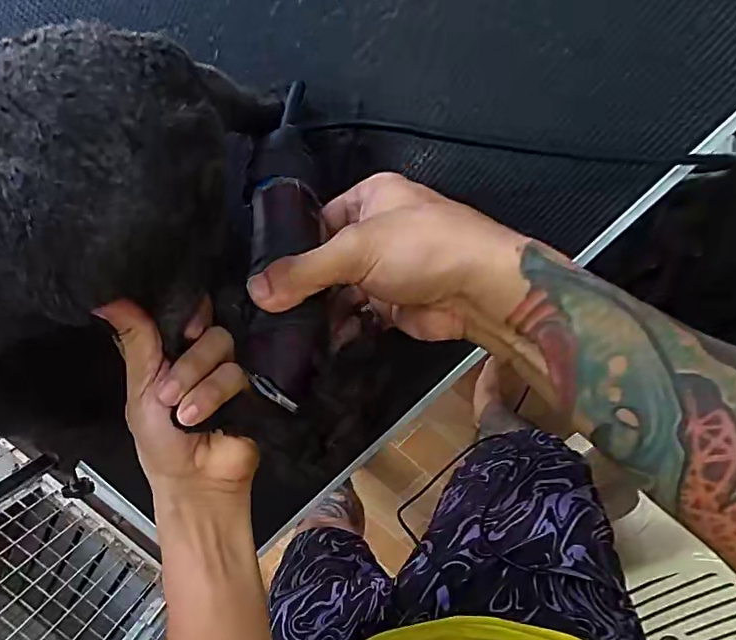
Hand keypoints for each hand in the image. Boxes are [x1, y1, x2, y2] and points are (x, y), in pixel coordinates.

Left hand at [98, 299, 257, 503]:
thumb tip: (109, 300)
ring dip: (197, 384)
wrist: (192, 482)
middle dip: (184, 362)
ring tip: (183, 415)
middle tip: (167, 394)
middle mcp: (206, 359)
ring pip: (222, 349)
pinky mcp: (250, 391)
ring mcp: (229, 374)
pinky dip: (212, 396)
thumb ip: (136, 342)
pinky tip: (200, 417)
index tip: (173, 330)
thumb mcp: (139, 390)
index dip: (182, 313)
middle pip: (208, 328)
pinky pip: (237, 374)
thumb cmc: (162, 445)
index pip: (185, 312)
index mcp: (176, 352)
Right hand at [246, 173, 534, 349]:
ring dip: (322, 313)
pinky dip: (343, 330)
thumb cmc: (423, 248)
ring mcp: (386, 272)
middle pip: (327, 262)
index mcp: (368, 200)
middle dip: (305, 287)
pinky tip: (323, 343)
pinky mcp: (394, 306)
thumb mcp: (356, 249)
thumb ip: (305, 271)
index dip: (293, 248)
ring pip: (341, 293)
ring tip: (293, 334)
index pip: (316, 222)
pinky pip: (359, 318)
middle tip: (273, 312)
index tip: (265, 278)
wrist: (478, 289)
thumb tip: (257, 291)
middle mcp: (376, 233)